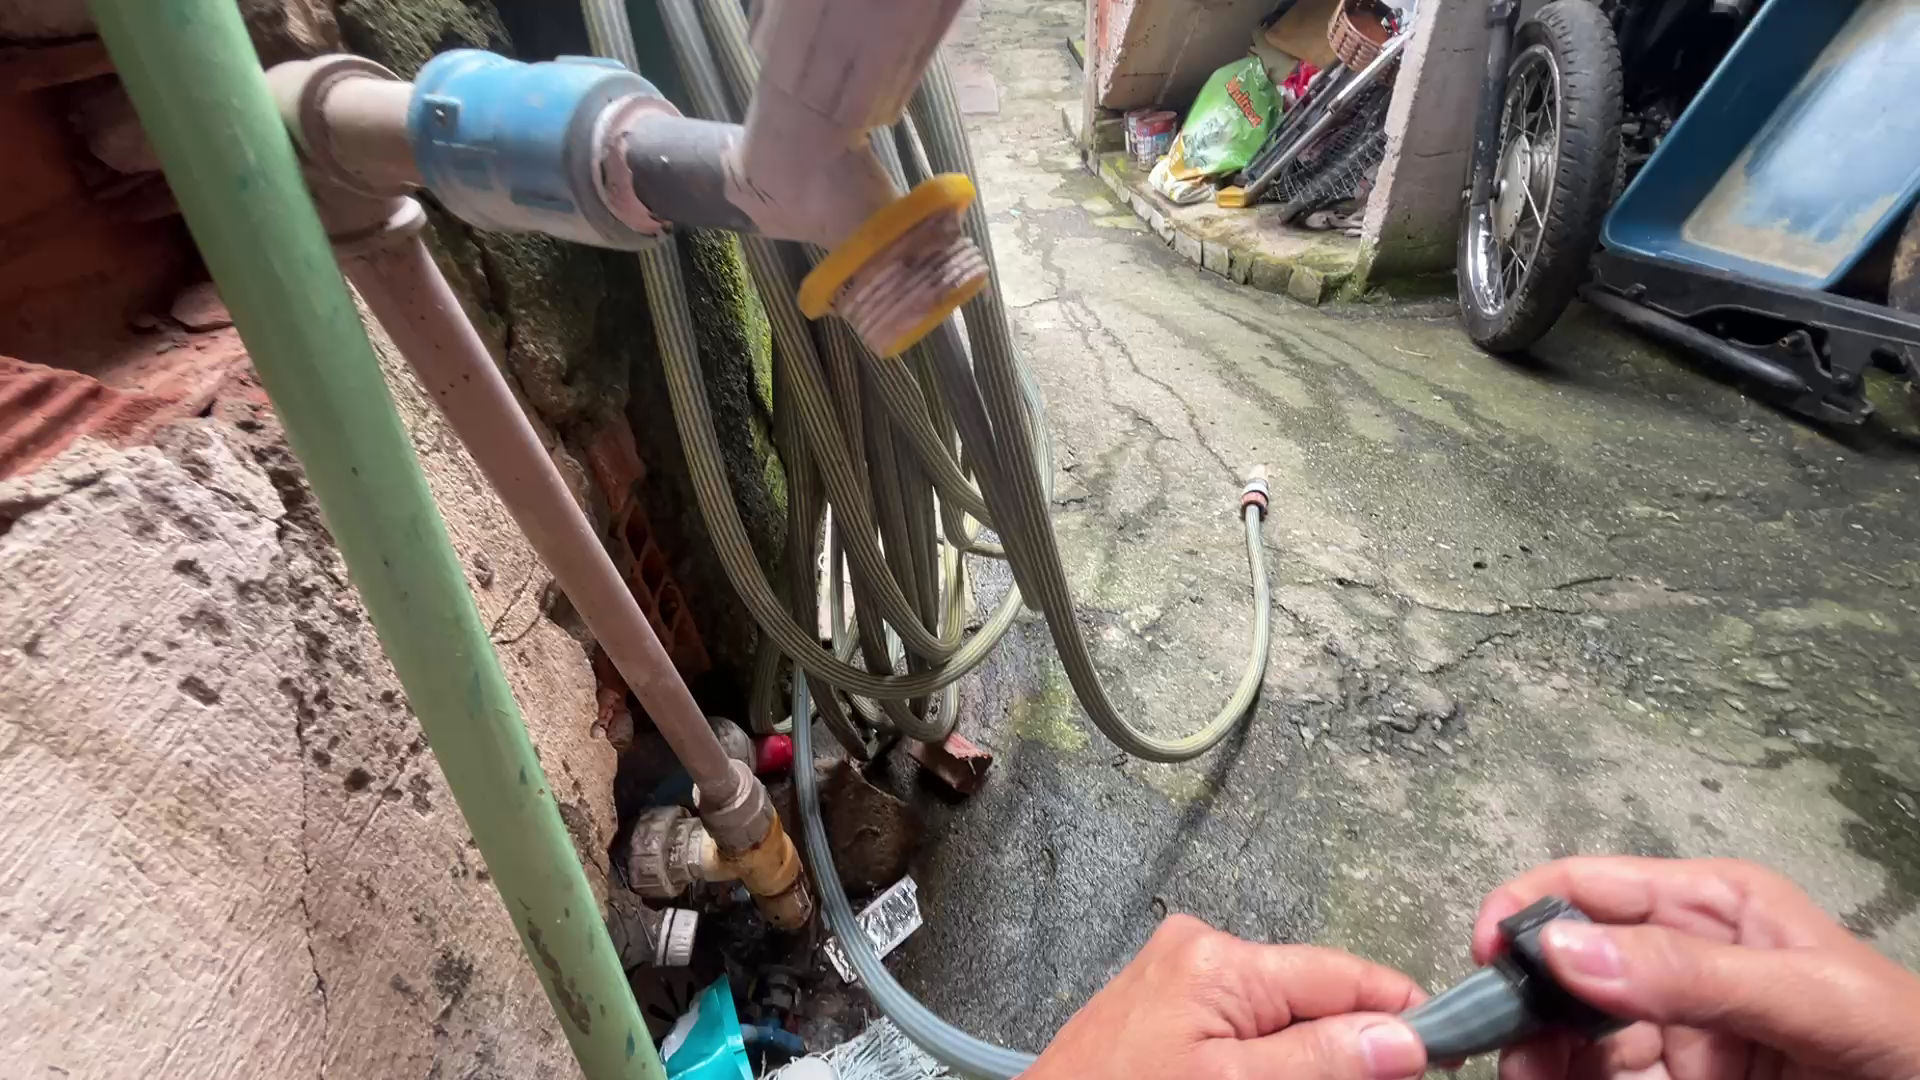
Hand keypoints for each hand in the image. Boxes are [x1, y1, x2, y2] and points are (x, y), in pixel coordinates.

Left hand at [1022, 914, 1427, 1079]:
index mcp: (1221, 958)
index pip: (1339, 973)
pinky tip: (1272, 1074)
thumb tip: (1404, 1037)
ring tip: (1332, 1076)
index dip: (1399, 1015)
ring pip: (1283, 1013)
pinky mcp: (1172, 995)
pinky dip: (1272, 1054)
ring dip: (1313, 1056)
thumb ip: (1319, 1060)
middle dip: (1351, 1048)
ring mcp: (1184, 968)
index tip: (1449, 1059)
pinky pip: (1245, 1021)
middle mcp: (1203, 945)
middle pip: (1313, 994)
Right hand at [1472, 856, 1919, 1079]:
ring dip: (1535, 1043)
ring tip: (1521, 1072)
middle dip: (1524, 991)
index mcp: (1703, 906)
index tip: (1488, 954)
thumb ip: (1693, 970)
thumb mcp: (1820, 1002)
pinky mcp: (1678, 1077)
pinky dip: (1564, 1075)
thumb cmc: (1913, 1056)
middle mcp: (1674, 954)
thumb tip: (1556, 949)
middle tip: (1498, 1033)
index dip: (1523, 906)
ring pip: (1574, 1023)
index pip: (1585, 885)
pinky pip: (1603, 1072)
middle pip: (1566, 957)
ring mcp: (1675, 1021)